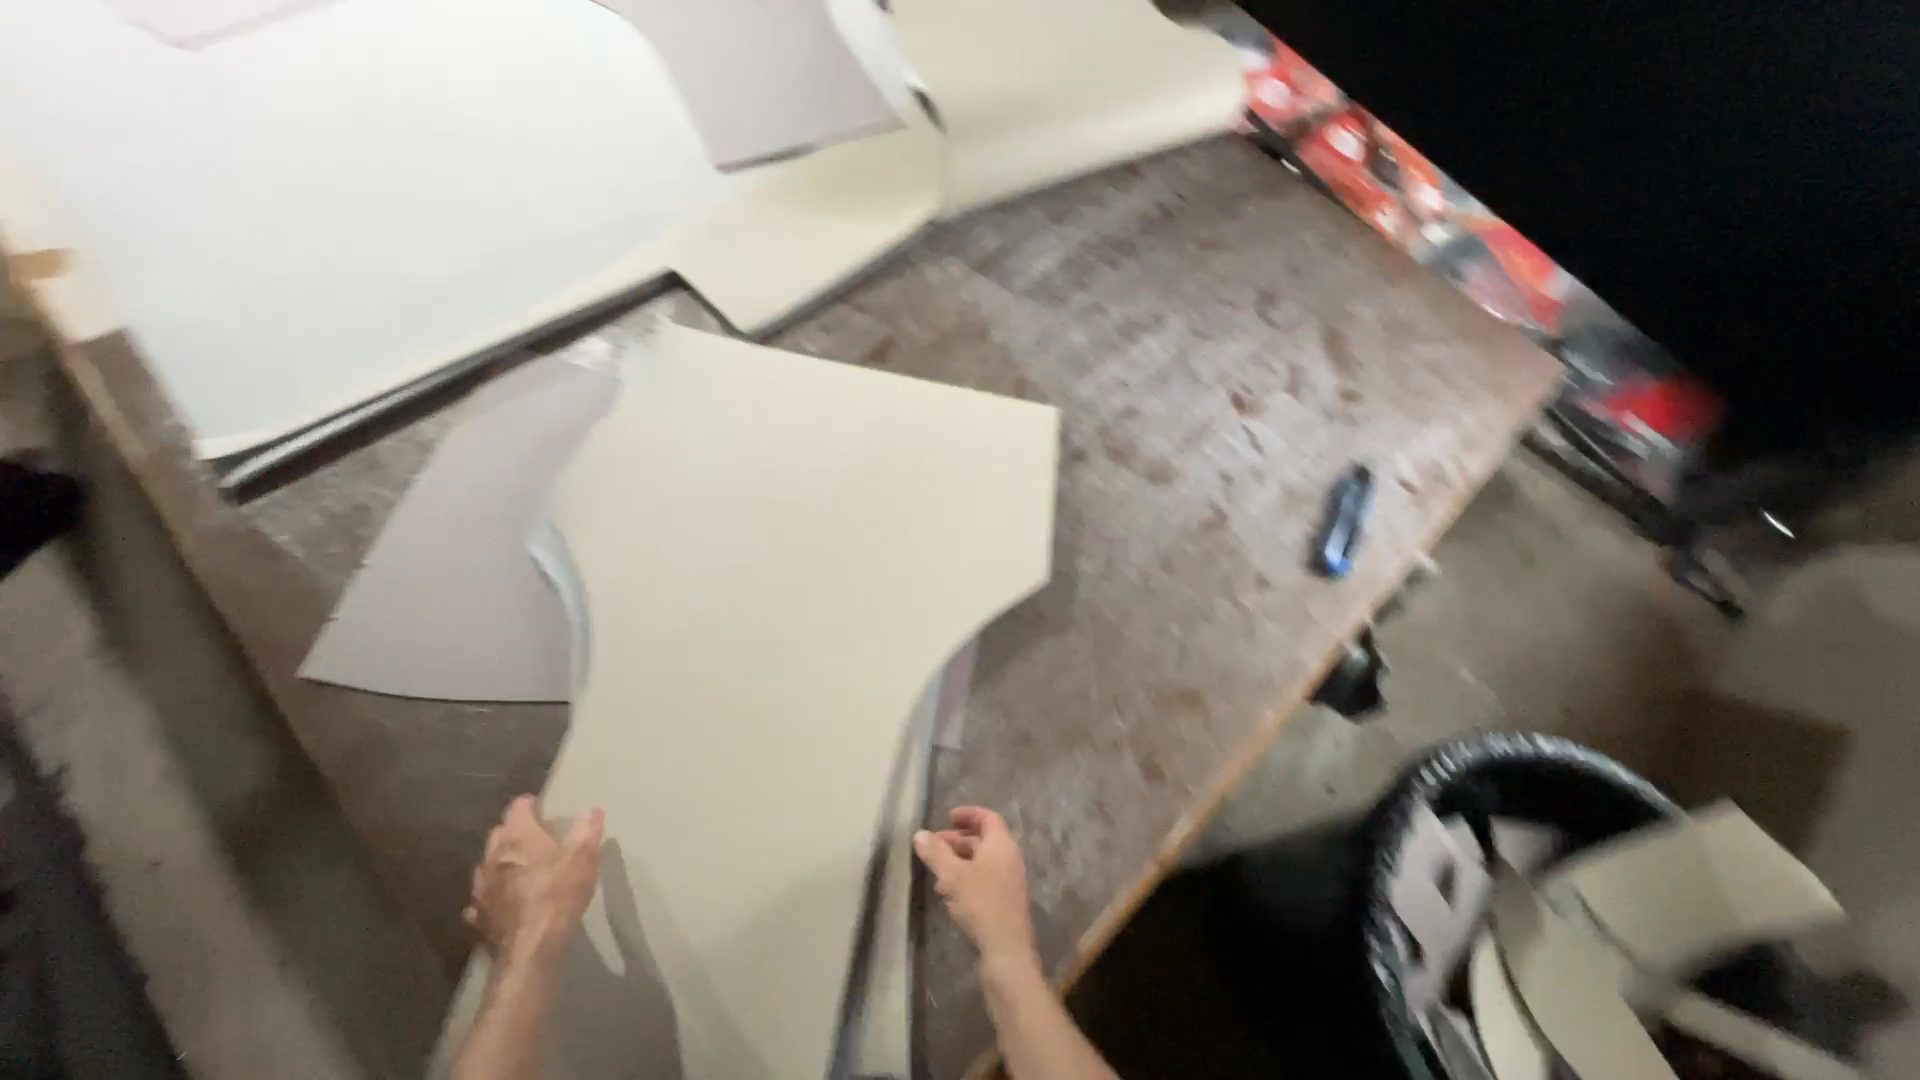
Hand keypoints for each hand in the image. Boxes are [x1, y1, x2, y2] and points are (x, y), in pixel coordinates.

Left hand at [465, 796, 605, 966]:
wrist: (531, 948)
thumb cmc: (559, 895)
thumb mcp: (584, 858)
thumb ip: (587, 830)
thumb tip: (592, 810)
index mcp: (518, 838)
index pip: (518, 807)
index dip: (530, 804)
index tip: (542, 805)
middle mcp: (493, 857)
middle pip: (500, 833)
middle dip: (515, 830)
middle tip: (536, 834)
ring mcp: (481, 887)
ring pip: (487, 863)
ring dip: (502, 860)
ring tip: (520, 865)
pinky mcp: (478, 914)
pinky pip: (483, 895)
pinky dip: (494, 892)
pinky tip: (504, 898)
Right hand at [914, 807, 1037, 972]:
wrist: (1006, 950)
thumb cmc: (981, 904)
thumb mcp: (953, 875)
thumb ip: (936, 853)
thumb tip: (920, 834)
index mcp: (1002, 845)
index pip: (988, 818)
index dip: (968, 814)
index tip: (947, 817)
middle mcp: (1009, 859)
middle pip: (983, 840)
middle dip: (956, 840)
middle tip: (933, 846)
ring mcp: (1008, 882)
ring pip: (981, 862)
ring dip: (958, 862)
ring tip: (936, 872)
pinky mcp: (1003, 903)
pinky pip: (983, 881)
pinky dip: (965, 879)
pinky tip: (947, 895)